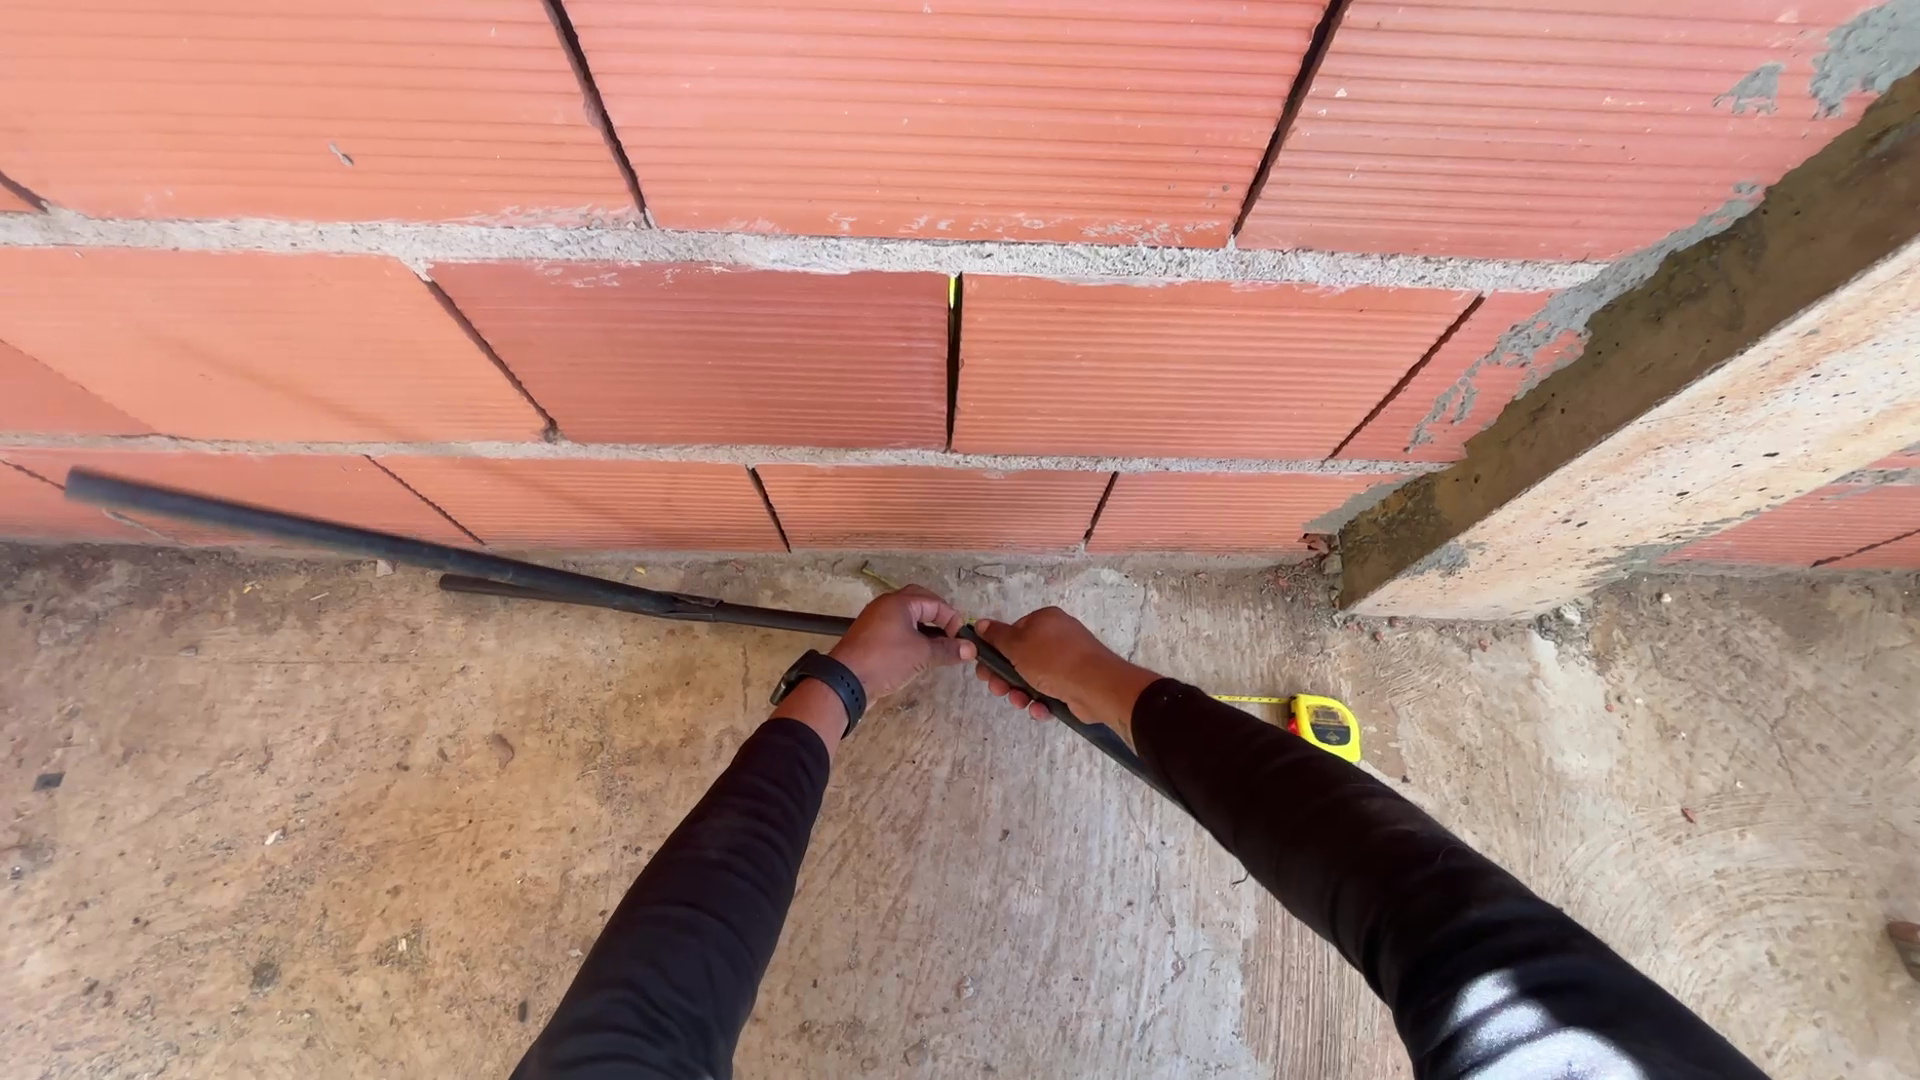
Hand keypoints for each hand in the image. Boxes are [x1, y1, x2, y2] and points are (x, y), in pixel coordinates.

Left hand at [830, 585, 975, 700]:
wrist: (847, 681)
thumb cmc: (886, 659)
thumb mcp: (922, 655)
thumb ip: (947, 650)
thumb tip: (970, 649)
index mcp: (899, 602)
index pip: (934, 602)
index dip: (952, 618)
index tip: (961, 638)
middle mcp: (886, 606)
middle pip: (920, 603)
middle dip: (939, 617)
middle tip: (951, 634)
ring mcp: (877, 621)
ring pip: (908, 618)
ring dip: (926, 629)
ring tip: (939, 646)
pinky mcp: (871, 638)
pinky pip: (898, 631)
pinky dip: (912, 638)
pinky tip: (920, 654)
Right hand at [972, 608, 1160, 742]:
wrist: (1096, 686)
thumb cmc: (1052, 660)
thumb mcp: (1017, 645)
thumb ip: (996, 636)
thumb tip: (981, 623)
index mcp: (1044, 620)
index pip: (1013, 632)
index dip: (997, 651)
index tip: (986, 669)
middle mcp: (1057, 637)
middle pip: (1021, 657)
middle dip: (1006, 677)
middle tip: (998, 689)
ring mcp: (1068, 660)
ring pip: (1034, 677)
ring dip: (1022, 692)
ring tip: (1020, 702)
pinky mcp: (1074, 682)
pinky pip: (1051, 690)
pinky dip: (1042, 701)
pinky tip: (1040, 709)